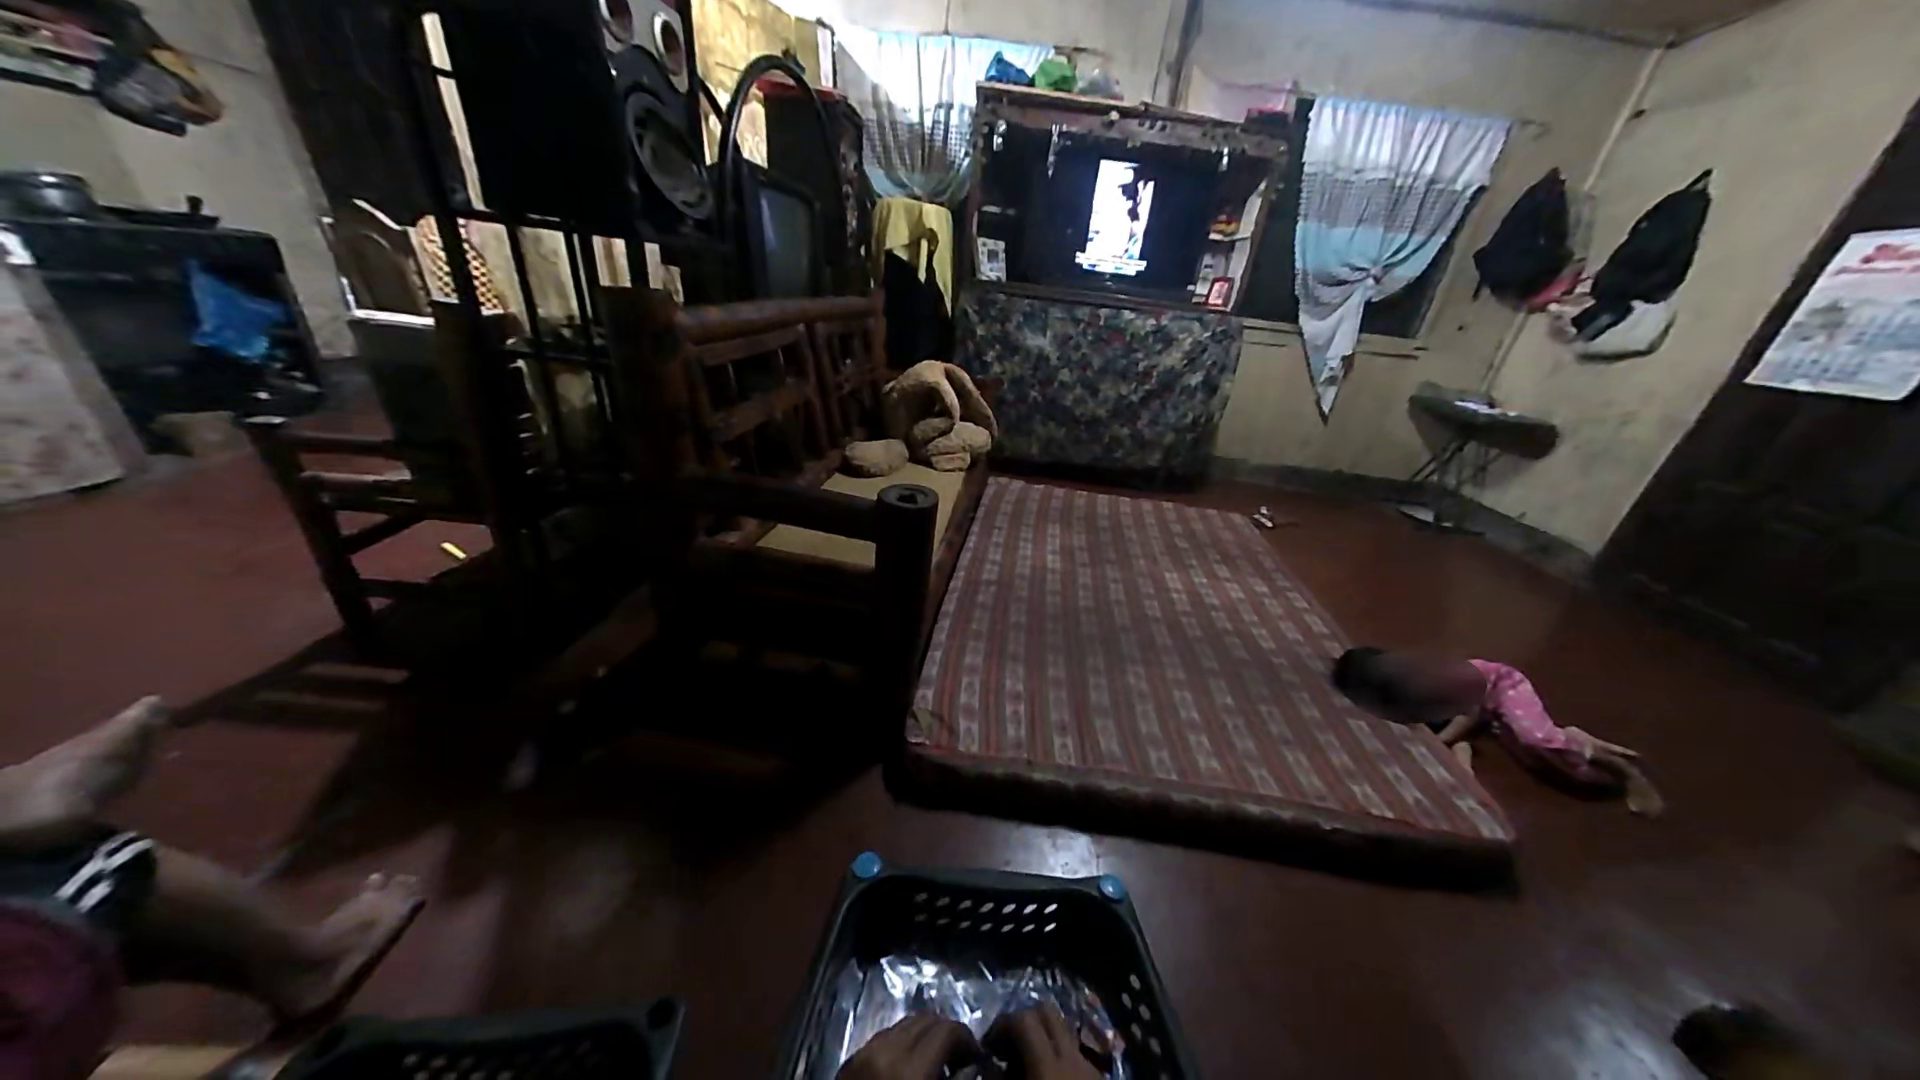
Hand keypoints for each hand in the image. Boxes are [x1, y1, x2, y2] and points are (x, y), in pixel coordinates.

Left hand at [838, 1013, 978, 1079]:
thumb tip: (972, 1069)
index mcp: (911, 1070)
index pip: (947, 1030)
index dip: (967, 1040)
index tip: (976, 1058)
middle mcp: (887, 1051)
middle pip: (927, 1020)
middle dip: (947, 1035)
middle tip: (959, 1060)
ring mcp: (865, 1052)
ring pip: (905, 1024)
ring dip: (925, 1036)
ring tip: (934, 1063)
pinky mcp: (851, 1061)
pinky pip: (884, 1037)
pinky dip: (902, 1043)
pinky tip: (907, 1068)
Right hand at [988, 1004, 1104, 1079]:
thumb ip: (998, 1077)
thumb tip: (987, 1063)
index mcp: (1049, 1066)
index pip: (1024, 1018)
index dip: (1002, 1024)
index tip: (989, 1044)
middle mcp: (1072, 1058)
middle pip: (1047, 1012)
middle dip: (1024, 1019)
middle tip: (1007, 1044)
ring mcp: (1090, 1067)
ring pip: (1064, 1030)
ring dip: (1043, 1035)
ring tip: (1027, 1059)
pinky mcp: (1101, 1077)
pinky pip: (1076, 1052)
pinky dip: (1059, 1054)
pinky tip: (1049, 1074)